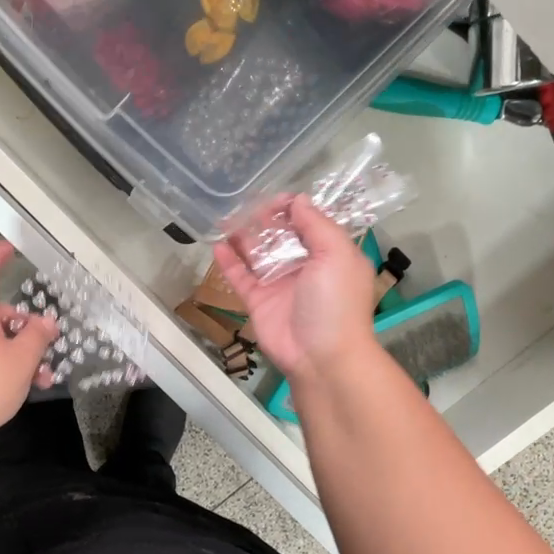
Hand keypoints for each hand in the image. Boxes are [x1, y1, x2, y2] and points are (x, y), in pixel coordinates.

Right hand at [212, 198, 377, 389]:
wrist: (321, 355)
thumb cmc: (336, 302)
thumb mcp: (336, 254)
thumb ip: (316, 224)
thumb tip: (298, 200)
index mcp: (330, 253)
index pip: (311, 223)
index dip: (294, 208)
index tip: (276, 197)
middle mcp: (305, 266)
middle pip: (282, 236)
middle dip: (267, 219)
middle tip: (247, 205)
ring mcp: (279, 284)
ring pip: (259, 254)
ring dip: (245, 237)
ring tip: (227, 219)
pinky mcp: (258, 302)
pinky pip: (241, 278)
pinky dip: (229, 263)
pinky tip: (217, 246)